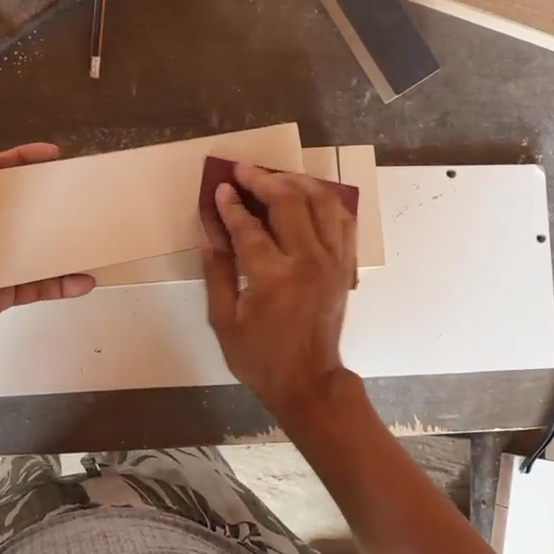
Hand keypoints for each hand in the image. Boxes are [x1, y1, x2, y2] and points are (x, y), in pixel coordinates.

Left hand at [0, 143, 94, 356]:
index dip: (16, 161)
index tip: (48, 154)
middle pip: (15, 207)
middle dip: (42, 194)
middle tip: (72, 184)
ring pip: (31, 245)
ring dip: (57, 238)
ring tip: (86, 226)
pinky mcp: (4, 291)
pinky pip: (37, 284)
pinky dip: (60, 284)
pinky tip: (85, 280)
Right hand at [200, 163, 357, 416]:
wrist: (308, 381)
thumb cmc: (260, 358)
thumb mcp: (224, 322)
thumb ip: (217, 274)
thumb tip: (209, 237)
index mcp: (272, 278)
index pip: (249, 227)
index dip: (232, 205)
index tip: (220, 189)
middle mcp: (307, 262)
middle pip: (290, 202)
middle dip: (263, 180)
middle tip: (243, 172)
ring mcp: (332, 262)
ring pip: (322, 203)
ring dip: (297, 183)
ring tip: (274, 177)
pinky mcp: (344, 267)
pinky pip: (342, 221)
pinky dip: (325, 202)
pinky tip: (307, 197)